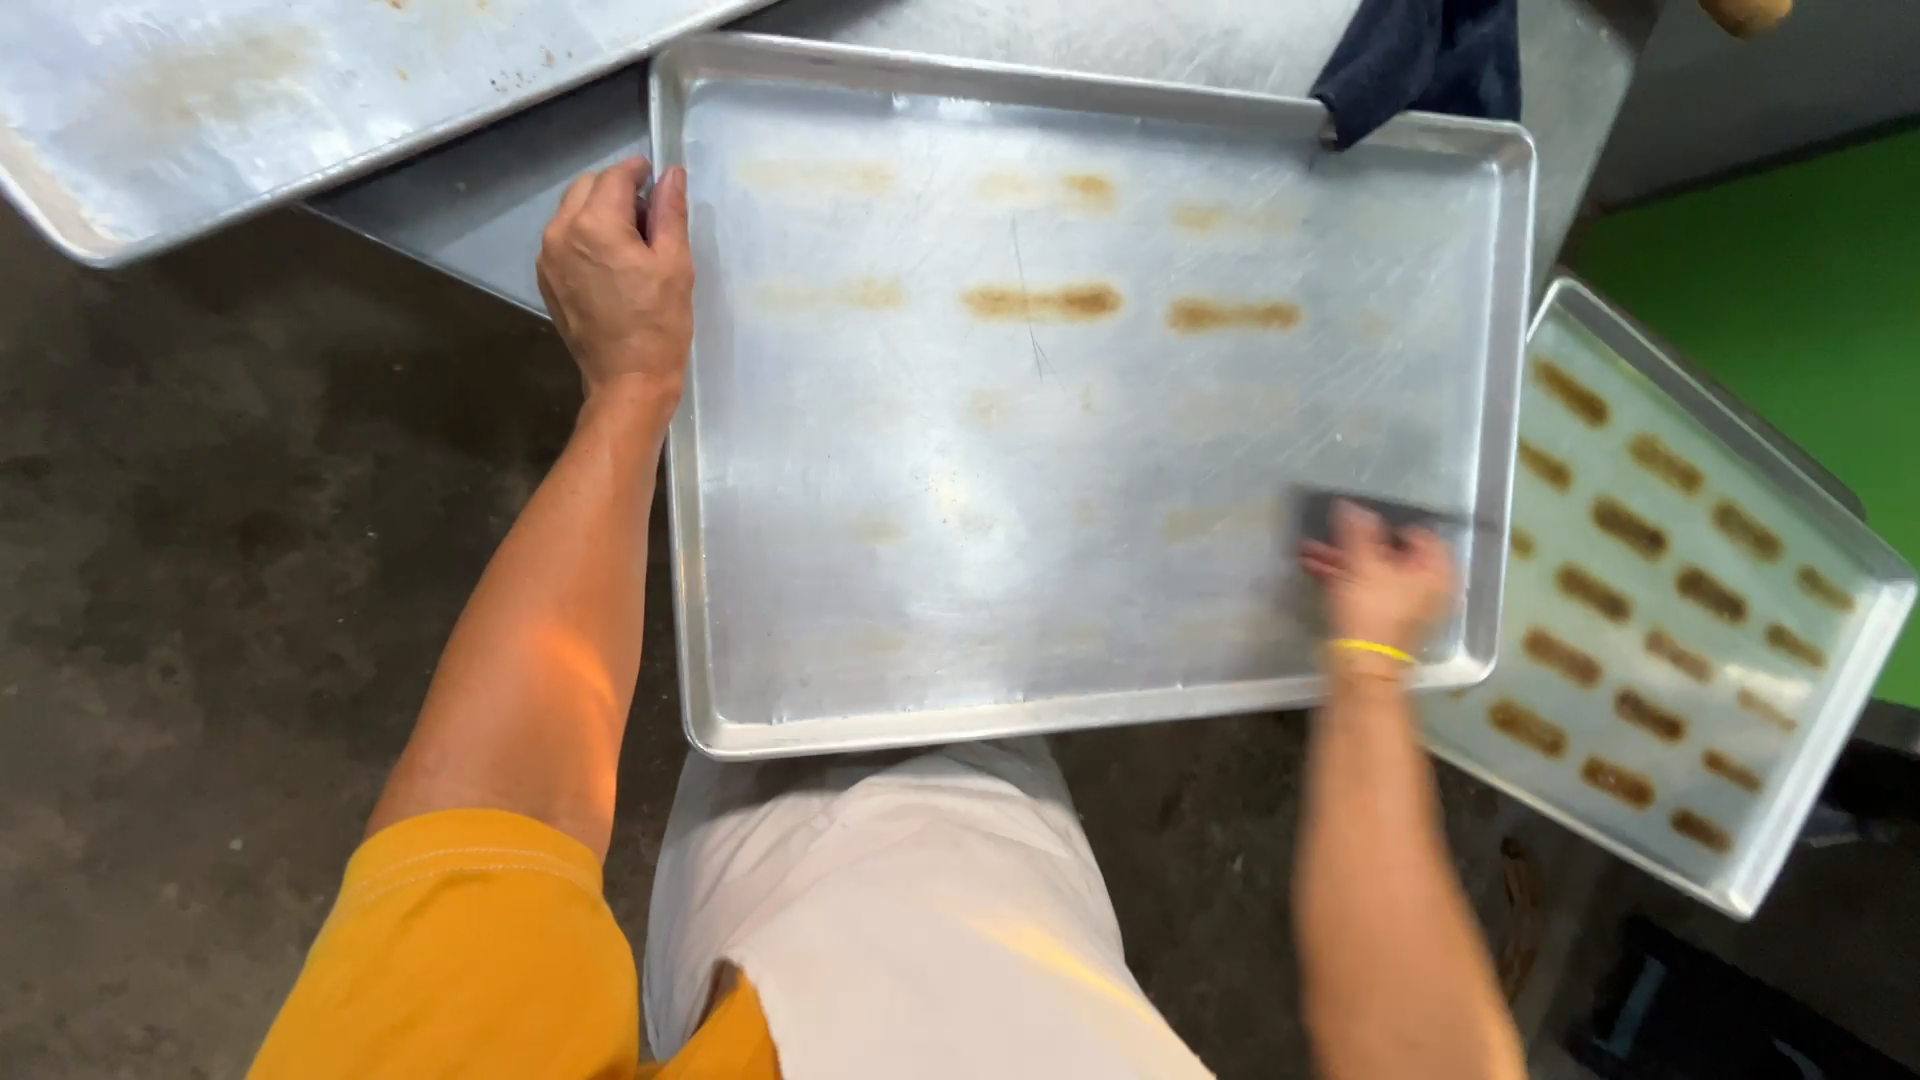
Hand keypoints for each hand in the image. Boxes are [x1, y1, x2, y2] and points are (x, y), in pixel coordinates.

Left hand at [536, 157, 693, 400]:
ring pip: (572, 212)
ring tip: (631, 244)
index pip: (615, 177)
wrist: (627, 379)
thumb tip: (672, 175)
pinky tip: (611, 266)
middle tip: (649, 217)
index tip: (656, 178)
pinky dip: (586, 238)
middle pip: (588, 188)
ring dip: (600, 213)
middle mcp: (561, 232)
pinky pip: (564, 240)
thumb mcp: (675, 266)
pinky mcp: (547, 279)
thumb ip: (671, 214)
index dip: (638, 172)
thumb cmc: (660, 325)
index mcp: (595, 225)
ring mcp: (548, 257)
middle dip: (617, 191)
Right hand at [1300, 501, 1454, 657]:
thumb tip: (1351, 505)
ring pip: (1372, 570)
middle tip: (1328, 534)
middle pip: (1391, 552)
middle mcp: (1427, 585)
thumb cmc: (1371, 609)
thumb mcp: (1362, 563)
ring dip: (1341, 558)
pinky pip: (1365, 586)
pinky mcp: (1384, 615)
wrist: (1362, 663)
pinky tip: (1313, 567)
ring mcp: (1406, 602)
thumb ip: (1357, 530)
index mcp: (1435, 570)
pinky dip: (1342, 576)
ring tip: (1309, 549)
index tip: (1359, 522)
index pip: (1419, 533)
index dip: (1388, 524)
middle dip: (1354, 542)